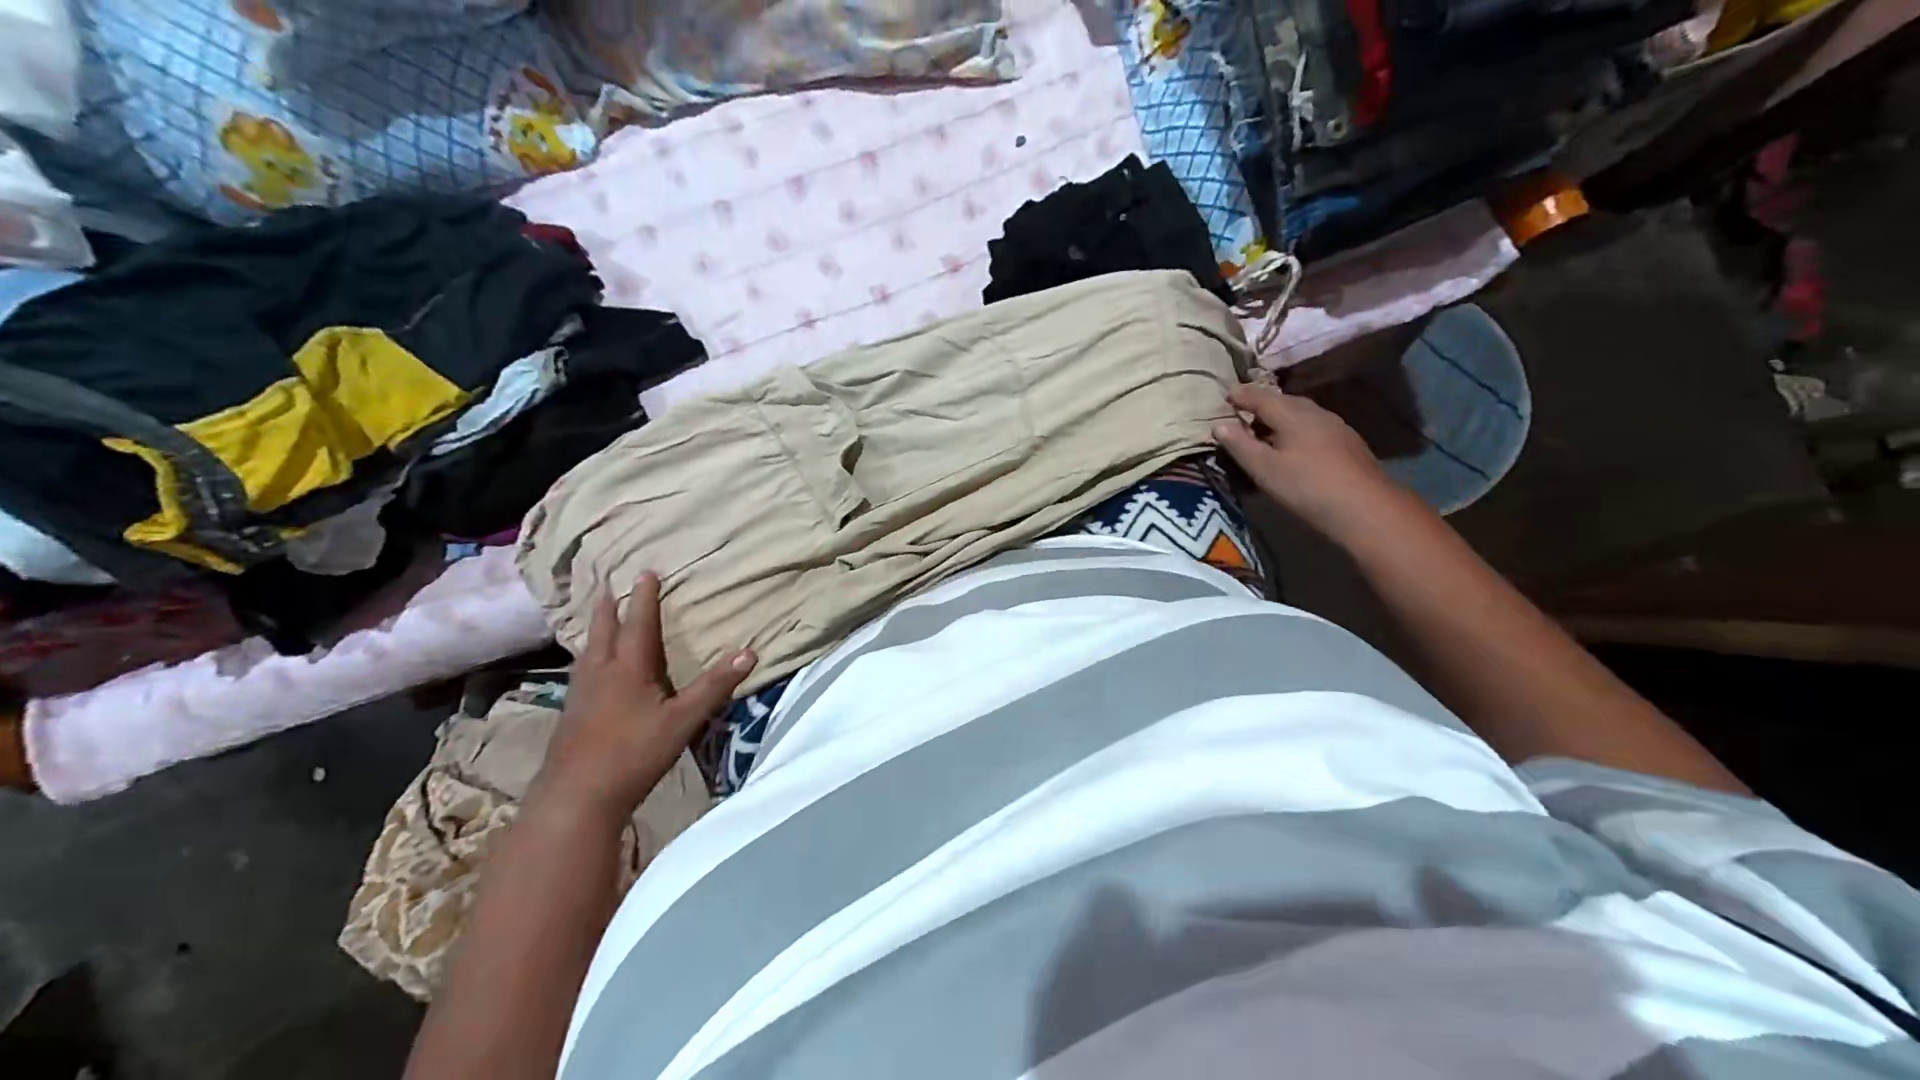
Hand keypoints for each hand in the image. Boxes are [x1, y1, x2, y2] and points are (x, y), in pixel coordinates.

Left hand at [531, 572, 754, 821]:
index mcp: (627, 669)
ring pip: (588, 653)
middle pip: (604, 632)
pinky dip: (587, 659)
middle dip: (609, 609)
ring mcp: (580, 696)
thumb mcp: (683, 720)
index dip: (644, 598)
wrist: (577, 797)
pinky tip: (588, 673)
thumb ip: (714, 686)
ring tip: (597, 621)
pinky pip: (581, 674)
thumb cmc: (634, 753)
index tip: (645, 572)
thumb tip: (748, 652)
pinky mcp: (571, 717)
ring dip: (594, 631)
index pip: (638, 625)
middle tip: (607, 587)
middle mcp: (600, 674)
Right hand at [1211, 381, 1395, 528]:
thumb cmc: (1306, 487)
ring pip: (1301, 414)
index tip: (1225, 395)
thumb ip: (1239, 445)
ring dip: (1281, 417)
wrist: (1365, 508)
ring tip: (1265, 429)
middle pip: (1284, 401)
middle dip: (1262, 403)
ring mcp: (1336, 427)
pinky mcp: (1348, 443)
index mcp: (1293, 414)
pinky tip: (1294, 446)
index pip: (1261, 397)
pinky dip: (1296, 429)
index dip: (1241, 395)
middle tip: (1243, 412)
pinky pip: (1314, 426)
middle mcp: (1316, 413)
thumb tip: (1218, 424)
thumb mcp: (1263, 469)